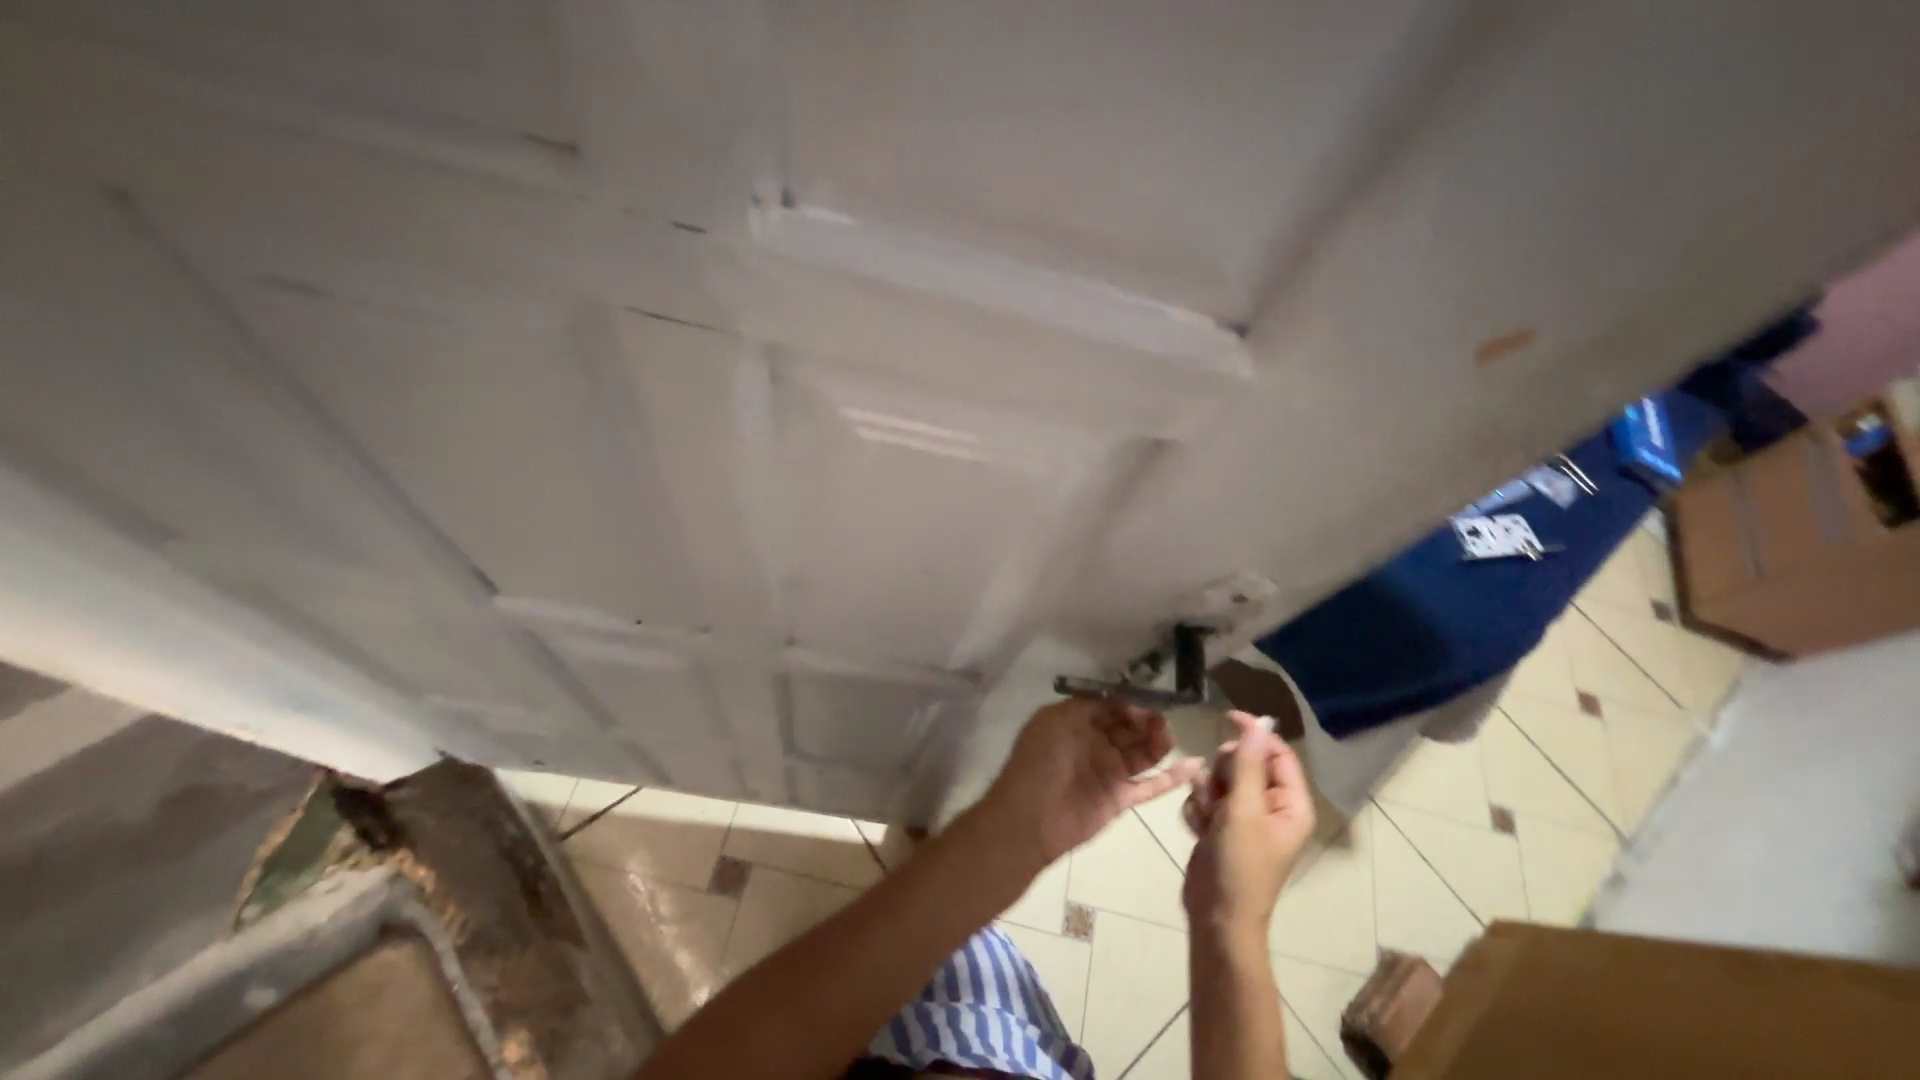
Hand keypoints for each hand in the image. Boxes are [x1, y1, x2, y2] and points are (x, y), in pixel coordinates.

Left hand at [973, 698, 1203, 868]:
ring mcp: (1108, 773)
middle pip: (1128, 729)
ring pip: (1141, 754)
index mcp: (1076, 724)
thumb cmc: (1040, 762)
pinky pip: (1150, 785)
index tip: (1150, 700)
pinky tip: (1194, 764)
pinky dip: (1172, 777)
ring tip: (1170, 736)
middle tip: (1163, 719)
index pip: (1110, 708)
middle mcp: (1093, 745)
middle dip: (1146, 721)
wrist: (1030, 818)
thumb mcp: (1056, 720)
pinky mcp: (1120, 799)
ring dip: (1158, 743)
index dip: (1130, 703)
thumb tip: (1123, 703)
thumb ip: (1088, 706)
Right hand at [1181, 711, 1315, 938]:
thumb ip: (1249, 764)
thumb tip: (1259, 722)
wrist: (1217, 917)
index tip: (1226, 718)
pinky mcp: (1221, 827)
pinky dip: (1199, 809)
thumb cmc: (1239, 866)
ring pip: (1220, 779)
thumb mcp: (1243, 810)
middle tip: (1217, 794)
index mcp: (1290, 803)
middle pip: (1244, 763)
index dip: (1254, 734)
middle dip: (1223, 773)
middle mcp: (1271, 806)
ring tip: (1208, 819)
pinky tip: (1199, 830)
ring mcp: (1245, 817)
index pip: (1276, 752)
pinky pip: (1205, 798)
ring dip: (1207, 793)